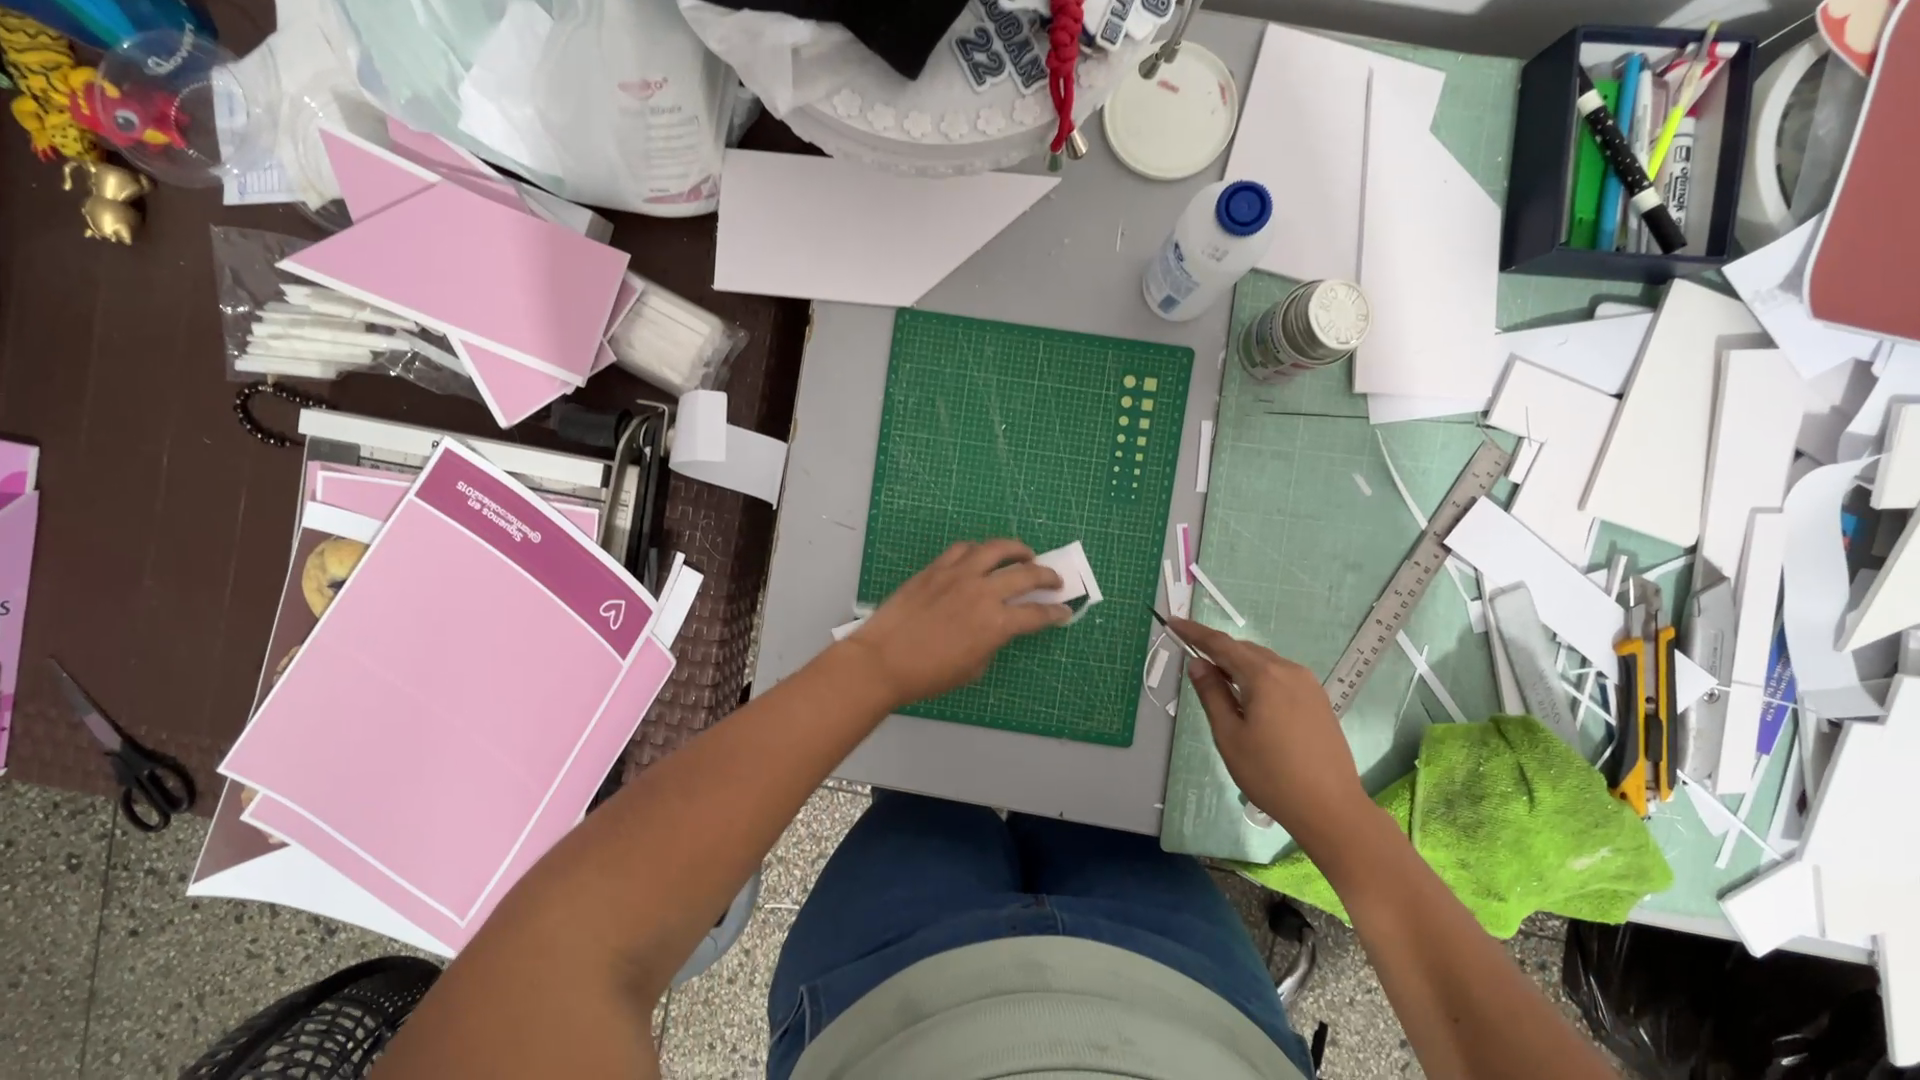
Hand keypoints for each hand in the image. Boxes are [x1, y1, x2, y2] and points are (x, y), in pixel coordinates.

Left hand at [846, 540, 1070, 708]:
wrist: (882, 660)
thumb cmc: (928, 675)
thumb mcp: (973, 669)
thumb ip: (991, 643)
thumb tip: (995, 629)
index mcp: (996, 624)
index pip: (1037, 614)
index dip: (1055, 613)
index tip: (1064, 611)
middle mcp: (983, 592)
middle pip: (1027, 575)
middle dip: (1048, 577)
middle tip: (1055, 580)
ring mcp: (958, 575)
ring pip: (997, 549)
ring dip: (1018, 550)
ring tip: (1026, 554)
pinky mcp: (936, 568)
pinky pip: (964, 549)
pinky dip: (979, 550)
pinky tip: (982, 556)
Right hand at [1171, 618, 1371, 844]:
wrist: (1329, 807)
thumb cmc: (1270, 774)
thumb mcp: (1229, 736)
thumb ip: (1212, 694)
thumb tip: (1198, 664)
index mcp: (1264, 676)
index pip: (1222, 645)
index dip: (1195, 633)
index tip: (1174, 622)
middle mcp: (1289, 671)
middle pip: (1245, 651)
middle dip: (1218, 652)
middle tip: (1194, 665)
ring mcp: (1308, 685)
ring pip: (1264, 663)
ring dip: (1239, 667)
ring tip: (1220, 687)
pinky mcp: (1318, 700)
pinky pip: (1281, 677)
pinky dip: (1259, 679)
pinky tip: (1251, 701)